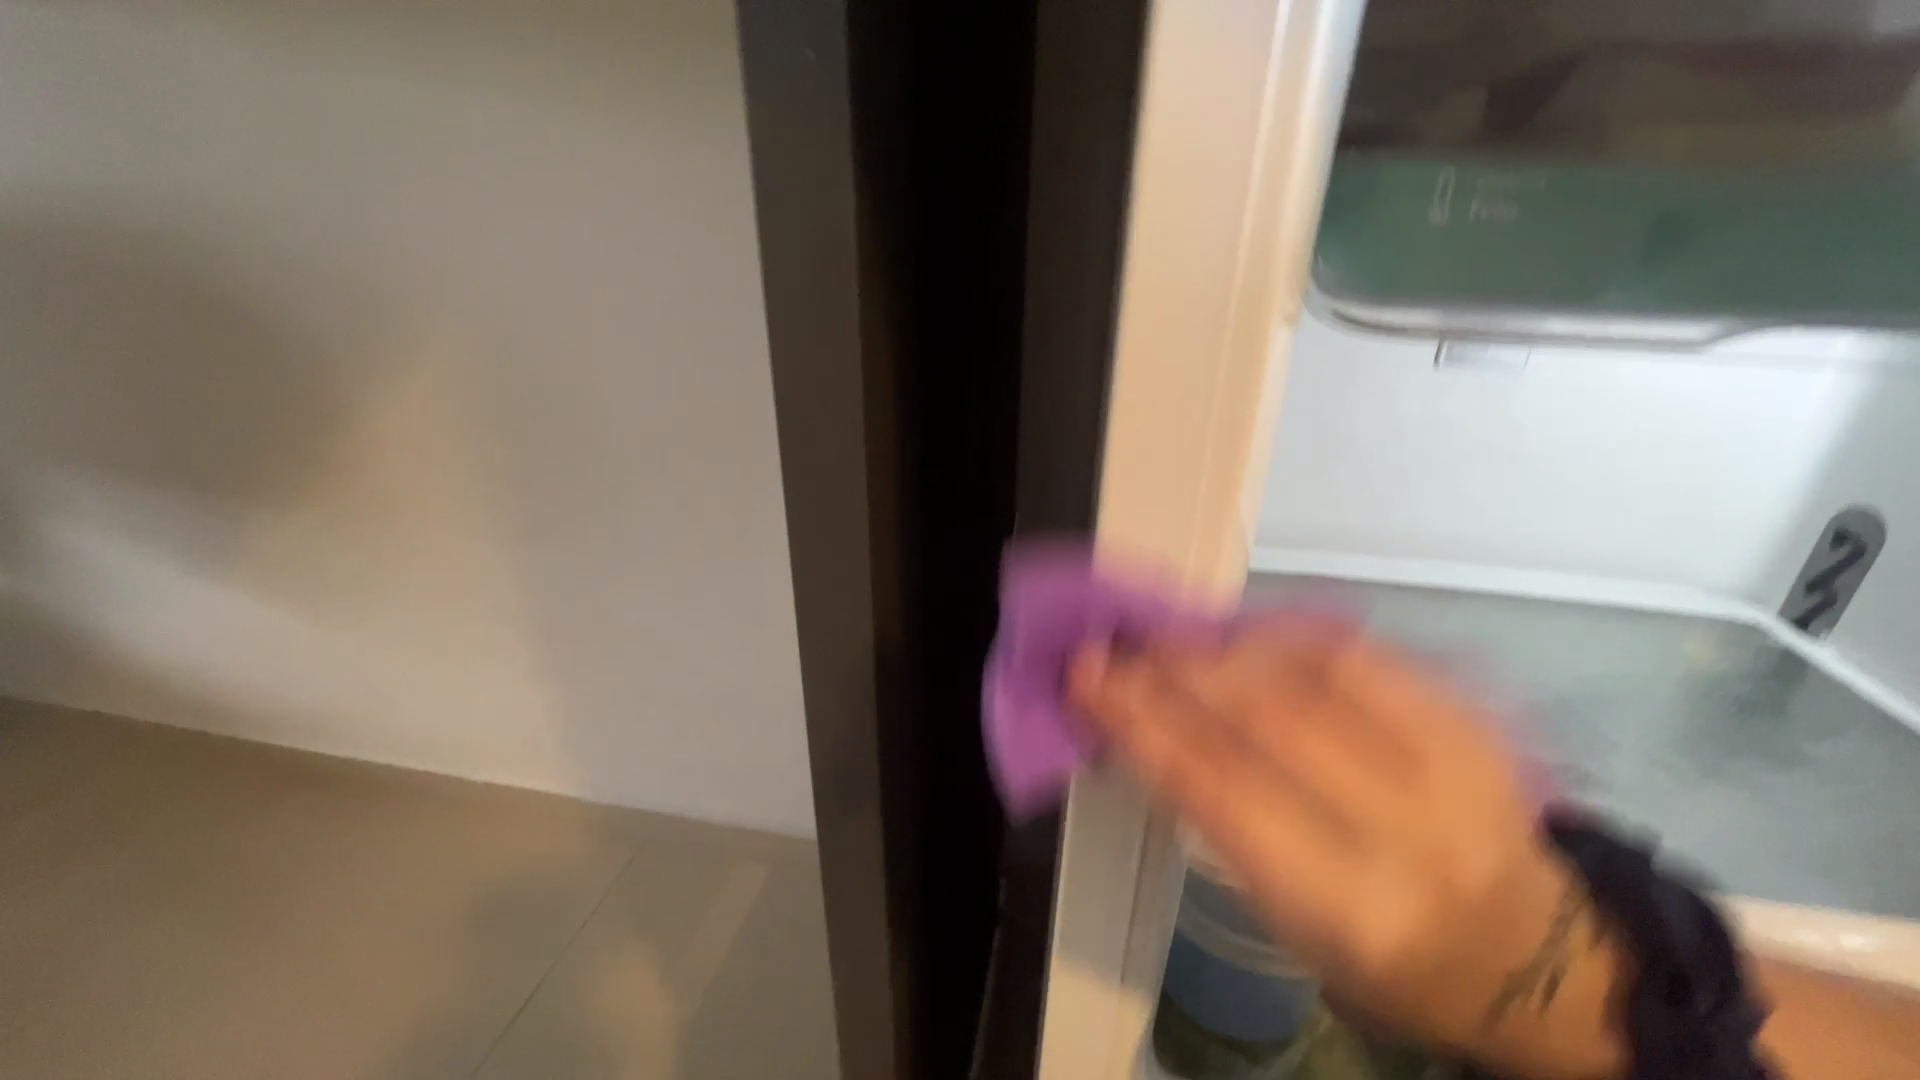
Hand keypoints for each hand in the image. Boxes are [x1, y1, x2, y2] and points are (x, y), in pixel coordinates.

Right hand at [1069, 626, 1623, 1076]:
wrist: (1527, 954)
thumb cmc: (1385, 957)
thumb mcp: (1289, 921)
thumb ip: (1220, 818)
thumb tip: (1150, 722)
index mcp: (1349, 905)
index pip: (1220, 789)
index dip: (1144, 724)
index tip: (1090, 679)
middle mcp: (1406, 830)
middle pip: (1263, 719)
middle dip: (1175, 673)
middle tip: (1119, 648)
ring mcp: (1452, 765)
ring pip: (1312, 672)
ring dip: (1225, 645)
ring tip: (1170, 638)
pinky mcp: (1472, 721)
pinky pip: (1363, 653)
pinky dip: (1287, 632)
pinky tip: (1242, 632)